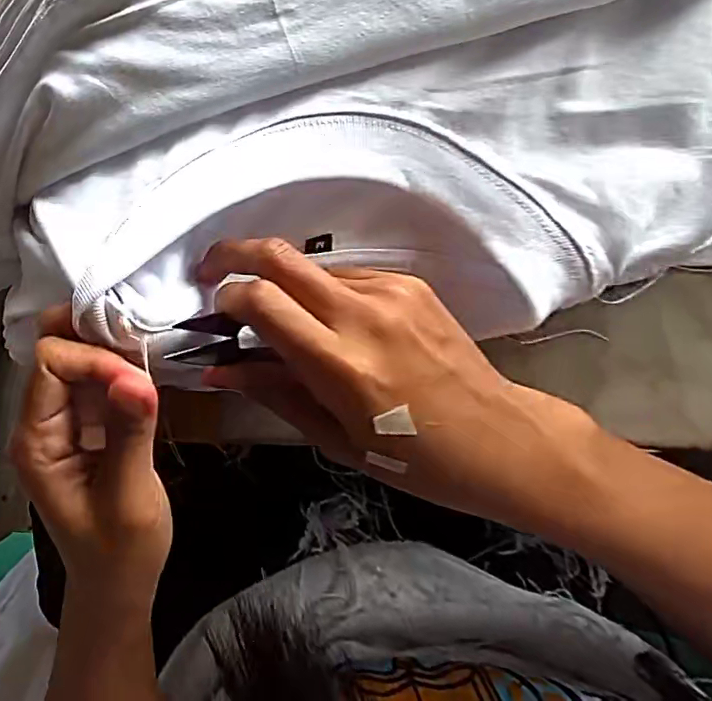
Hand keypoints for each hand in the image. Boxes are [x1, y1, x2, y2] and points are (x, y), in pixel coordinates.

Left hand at [11, 308, 170, 609]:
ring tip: (146, 349)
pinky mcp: (86, 422)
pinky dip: (120, 363)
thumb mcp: (130, 497)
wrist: (117, 585)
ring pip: (75, 356)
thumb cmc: (120, 553)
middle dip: (92, 334)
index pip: (50, 364)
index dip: (91, 359)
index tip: (134, 379)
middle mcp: (41, 422)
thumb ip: (129, 435)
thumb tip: (135, 379)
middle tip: (136, 333)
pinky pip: (95, 376)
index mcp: (36, 441)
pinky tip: (145, 366)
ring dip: (109, 346)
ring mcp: (62, 420)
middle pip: (54, 349)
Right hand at [199, 238, 604, 534]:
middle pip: (279, 255)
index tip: (214, 312)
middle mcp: (364, 314)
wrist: (502, 437)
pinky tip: (334, 322)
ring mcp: (390, 291)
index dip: (226, 296)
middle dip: (233, 253)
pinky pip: (346, 274)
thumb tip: (216, 368)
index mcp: (342, 365)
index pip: (262, 300)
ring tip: (284, 316)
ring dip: (282, 279)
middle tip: (209, 270)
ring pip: (311, 264)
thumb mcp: (335, 439)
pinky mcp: (409, 281)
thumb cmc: (415, 458)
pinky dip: (322, 289)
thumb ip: (272, 392)